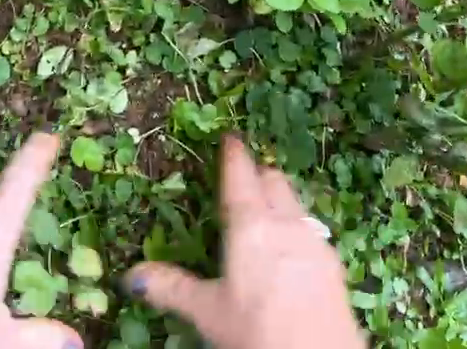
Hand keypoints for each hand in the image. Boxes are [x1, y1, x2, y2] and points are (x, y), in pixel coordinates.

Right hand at [124, 135, 366, 348]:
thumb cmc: (258, 332)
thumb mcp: (209, 313)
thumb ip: (172, 288)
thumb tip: (131, 275)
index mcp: (249, 224)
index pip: (240, 174)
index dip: (233, 153)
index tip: (229, 138)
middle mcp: (284, 222)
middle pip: (272, 179)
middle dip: (258, 173)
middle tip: (243, 179)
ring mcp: (314, 241)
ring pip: (295, 202)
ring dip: (279, 198)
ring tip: (265, 211)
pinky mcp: (334, 264)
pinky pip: (312, 229)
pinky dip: (297, 227)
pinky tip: (290, 252)